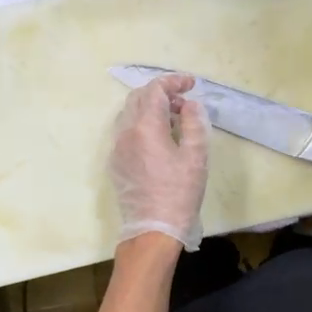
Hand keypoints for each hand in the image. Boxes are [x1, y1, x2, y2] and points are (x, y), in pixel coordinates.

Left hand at [108, 74, 208, 250]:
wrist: (153, 229)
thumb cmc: (179, 193)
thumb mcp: (196, 156)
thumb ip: (194, 123)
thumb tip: (188, 105)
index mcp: (145, 128)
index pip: (155, 90)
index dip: (173, 81)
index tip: (191, 84)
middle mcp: (125, 133)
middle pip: (138, 97)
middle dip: (161, 92)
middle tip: (184, 101)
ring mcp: (117, 148)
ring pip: (129, 114)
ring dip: (150, 107)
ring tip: (173, 119)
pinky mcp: (116, 163)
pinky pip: (126, 131)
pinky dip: (142, 124)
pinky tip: (159, 139)